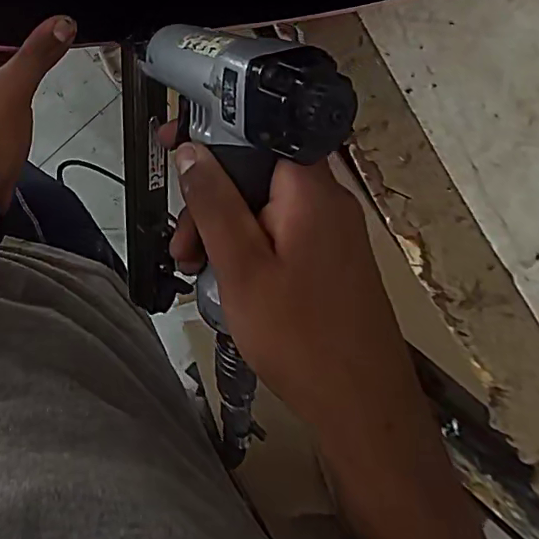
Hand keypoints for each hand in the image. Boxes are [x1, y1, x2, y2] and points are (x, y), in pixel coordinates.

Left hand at [0, 16, 75, 207]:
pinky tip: (30, 87)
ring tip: (38, 62)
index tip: (33, 18)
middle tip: (41, 39)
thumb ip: (38, 54)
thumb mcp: (13, 90)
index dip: (4, 20)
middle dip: (16, 43)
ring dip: (18, 65)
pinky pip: (1, 88)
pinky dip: (17, 84)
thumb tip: (60, 25)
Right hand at [164, 126, 422, 443]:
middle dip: (210, 198)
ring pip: (264, 205)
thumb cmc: (301, 338)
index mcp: (308, 189)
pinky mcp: (330, 258)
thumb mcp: (241, 267)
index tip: (174, 141)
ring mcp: (331, 230)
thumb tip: (192, 151)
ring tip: (198, 270)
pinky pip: (280, 233)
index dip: (213, 130)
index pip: (259, 130)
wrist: (364, 409)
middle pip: (256, 172)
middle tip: (184, 244)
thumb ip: (213, 203)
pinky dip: (249, 247)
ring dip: (225, 228)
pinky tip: (229, 282)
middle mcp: (326, 199)